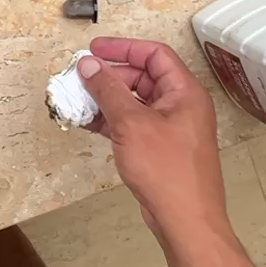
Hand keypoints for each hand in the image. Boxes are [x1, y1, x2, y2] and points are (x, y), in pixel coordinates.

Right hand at [77, 38, 229, 245]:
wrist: (184, 219)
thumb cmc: (169, 172)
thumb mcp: (131, 123)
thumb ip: (108, 90)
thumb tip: (90, 66)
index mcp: (184, 92)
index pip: (154, 55)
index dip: (124, 47)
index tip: (96, 49)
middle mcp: (180, 106)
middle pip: (142, 77)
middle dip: (110, 75)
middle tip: (83, 77)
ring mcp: (170, 127)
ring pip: (134, 100)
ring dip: (107, 98)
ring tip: (81, 99)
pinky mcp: (159, 146)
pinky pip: (132, 122)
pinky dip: (110, 119)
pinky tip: (89, 122)